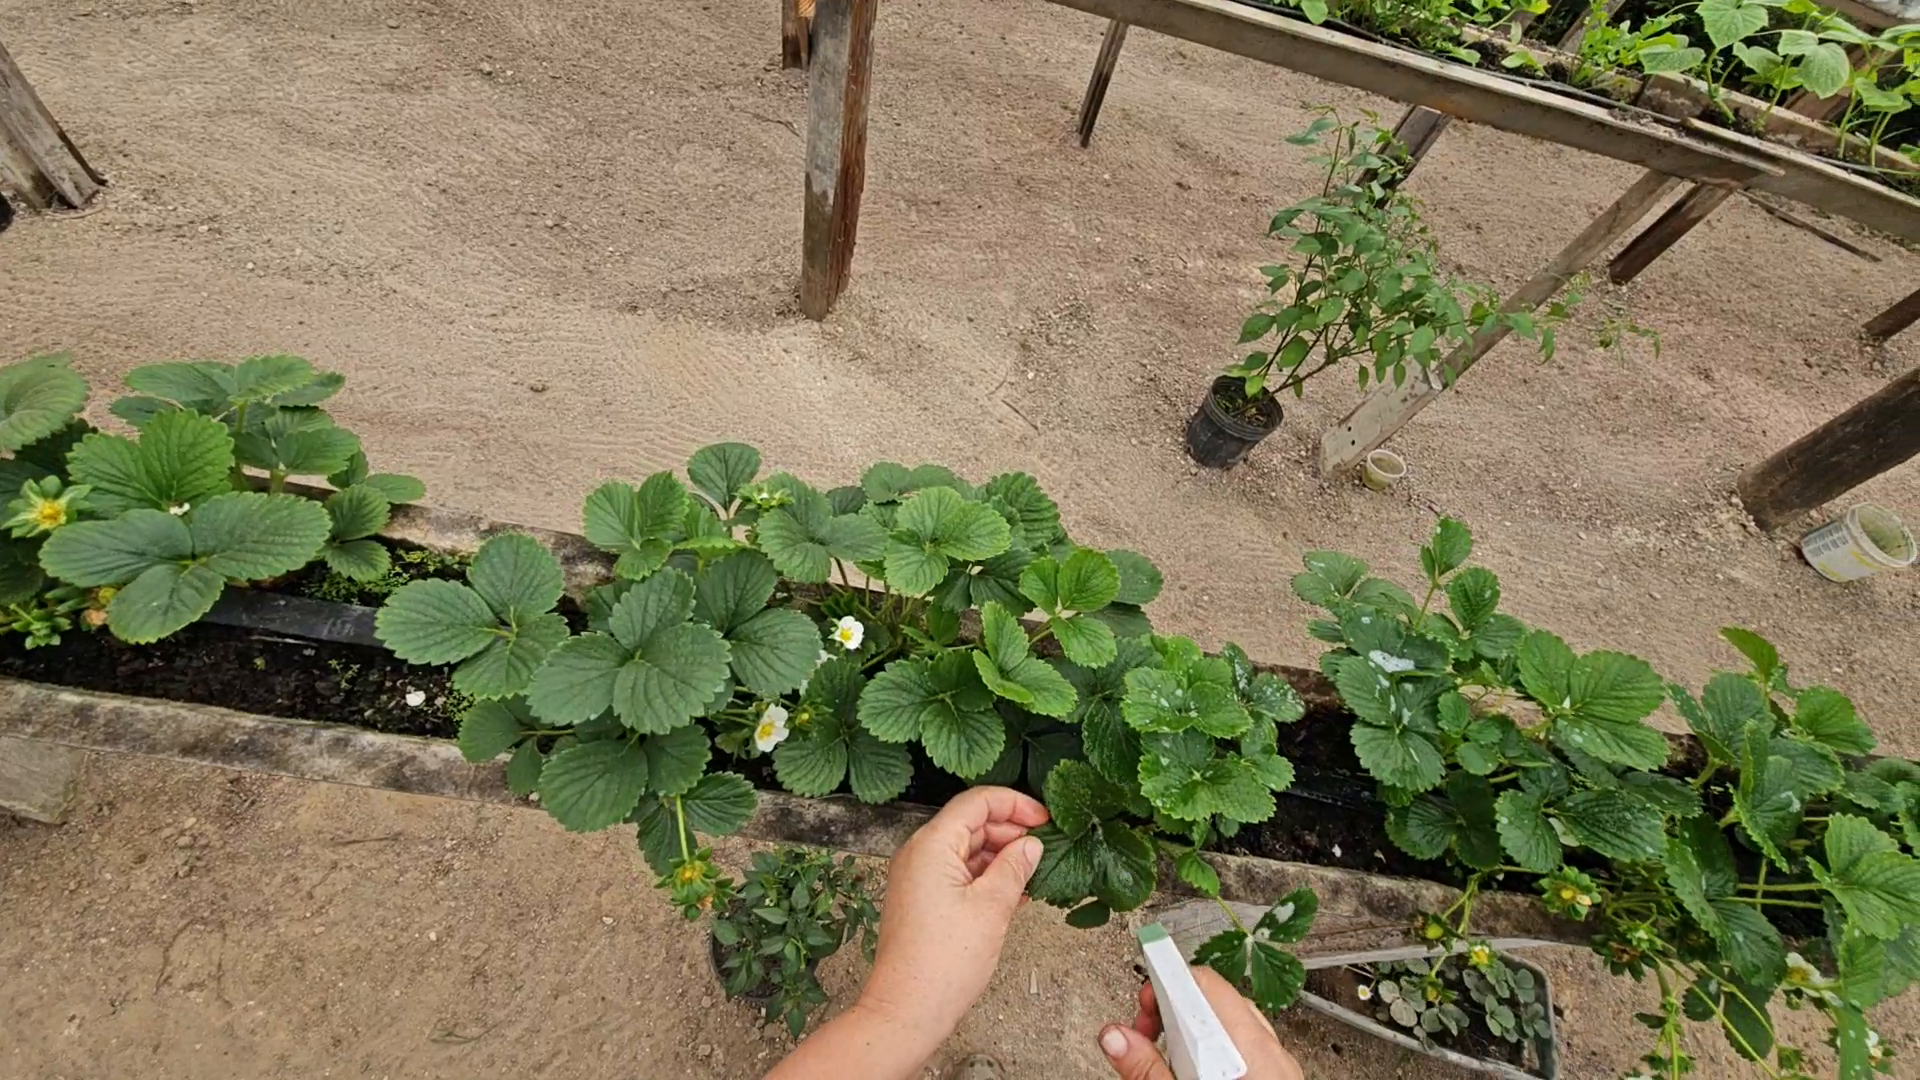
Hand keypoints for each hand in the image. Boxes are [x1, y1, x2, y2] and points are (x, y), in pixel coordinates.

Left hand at [856, 786, 1049, 1041]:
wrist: (905, 1013)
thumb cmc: (943, 964)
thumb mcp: (991, 908)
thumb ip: (1014, 867)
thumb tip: (1031, 845)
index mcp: (932, 843)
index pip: (976, 802)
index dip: (1014, 803)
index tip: (1044, 817)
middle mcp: (920, 851)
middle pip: (971, 822)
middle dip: (1010, 829)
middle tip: (1044, 846)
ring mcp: (918, 875)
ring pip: (967, 848)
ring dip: (1000, 854)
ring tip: (1033, 871)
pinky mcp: (922, 897)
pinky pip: (958, 871)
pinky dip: (986, 875)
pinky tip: (1013, 890)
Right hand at [1099, 967, 1304, 1079]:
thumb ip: (1146, 1071)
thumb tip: (1113, 1035)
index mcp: (1252, 1053)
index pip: (1204, 983)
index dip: (1165, 982)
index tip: (1140, 1000)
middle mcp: (1273, 1057)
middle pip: (1217, 1002)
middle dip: (1174, 1011)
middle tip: (1146, 1036)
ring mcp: (1281, 1074)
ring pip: (1233, 1028)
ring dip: (1193, 1034)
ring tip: (1168, 1061)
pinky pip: (1246, 1054)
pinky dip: (1214, 1055)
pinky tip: (1195, 1073)